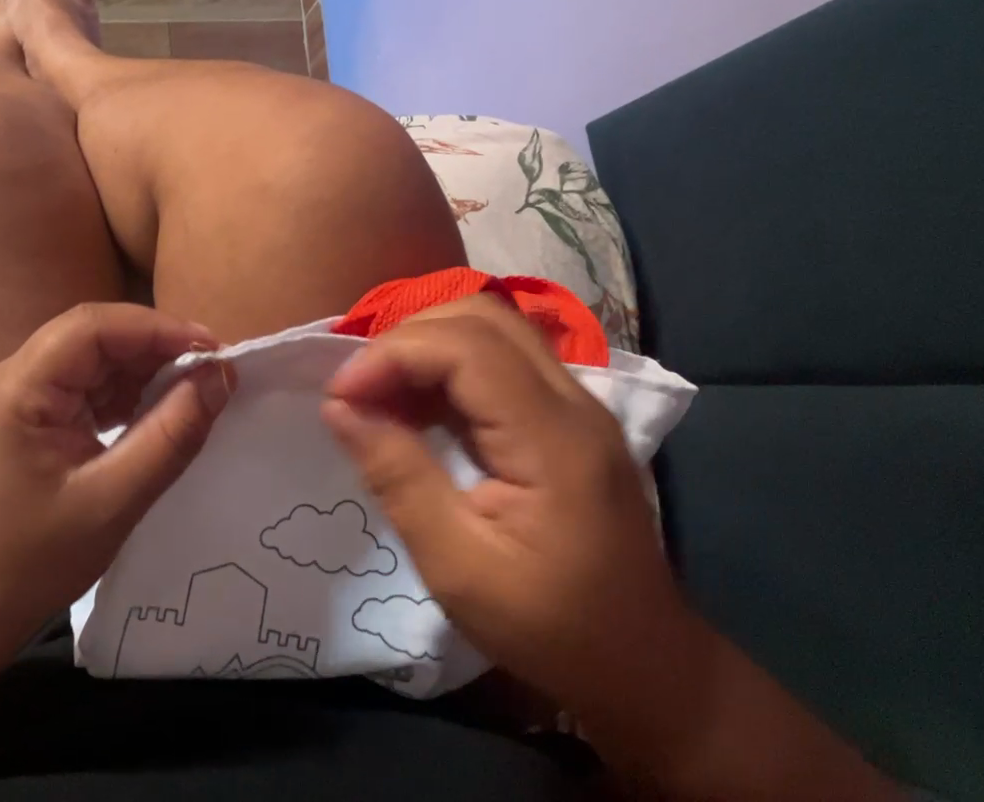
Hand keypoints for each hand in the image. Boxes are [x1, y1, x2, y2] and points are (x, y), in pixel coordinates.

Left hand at [0, 303, 234, 655]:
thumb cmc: (37, 562)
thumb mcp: (114, 501)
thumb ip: (171, 435)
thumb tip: (220, 377)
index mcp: (13, 391)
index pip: (89, 328)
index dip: (156, 328)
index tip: (213, 348)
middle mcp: (5, 378)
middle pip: (89, 338)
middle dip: (153, 348)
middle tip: (212, 371)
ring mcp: (10, 396)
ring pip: (88, 360)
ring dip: (140, 371)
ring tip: (192, 392)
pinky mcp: (22, 416)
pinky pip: (79, 386)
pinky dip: (120, 394)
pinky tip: (154, 412)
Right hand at [320, 294, 699, 708]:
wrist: (643, 665)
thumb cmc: (549, 627)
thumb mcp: (457, 566)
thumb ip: (399, 477)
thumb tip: (339, 407)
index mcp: (553, 439)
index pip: (467, 347)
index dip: (393, 354)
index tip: (340, 395)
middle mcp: (574, 402)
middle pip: (483, 318)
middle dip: (406, 340)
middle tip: (357, 390)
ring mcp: (577, 406)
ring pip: (493, 331)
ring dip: (426, 349)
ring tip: (378, 396)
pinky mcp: (568, 420)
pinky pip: (501, 363)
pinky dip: (447, 370)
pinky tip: (415, 409)